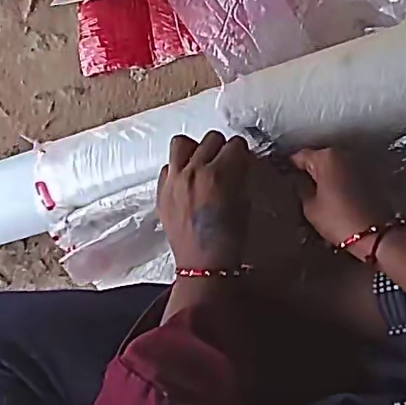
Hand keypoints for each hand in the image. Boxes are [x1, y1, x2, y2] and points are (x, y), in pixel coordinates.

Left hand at [158, 132, 252, 270]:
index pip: (235, 144)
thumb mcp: (244, 204)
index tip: (242, 161)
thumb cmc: (229, 240)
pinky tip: (187, 182)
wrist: (203, 265)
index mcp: (218, 174)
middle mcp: (193, 171)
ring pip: (182, 143)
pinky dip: (178, 169)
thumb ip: (239, 178)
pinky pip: (168, 167)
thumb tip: (238, 164)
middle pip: (211, 139)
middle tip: (225, 163)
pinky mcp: (161, 191)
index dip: (242, 153)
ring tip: (202, 164)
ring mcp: (173, 180)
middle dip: (221, 149)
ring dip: (195, 150)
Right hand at [290, 148, 393, 251]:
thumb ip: (301, 187)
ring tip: (317, 193)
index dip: (290, 167)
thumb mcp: (310, 206)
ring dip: (326, 176)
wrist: (375, 234)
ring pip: (334, 166)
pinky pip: (347, 173)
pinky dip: (339, 180)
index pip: (300, 156)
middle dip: (310, 170)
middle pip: (319, 158)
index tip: (284, 177)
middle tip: (300, 187)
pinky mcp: (370, 175)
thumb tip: (298, 180)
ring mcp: (359, 163)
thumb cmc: (337, 219)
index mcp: (326, 157)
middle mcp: (343, 154)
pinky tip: (334, 195)